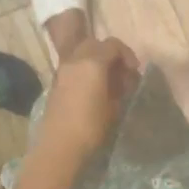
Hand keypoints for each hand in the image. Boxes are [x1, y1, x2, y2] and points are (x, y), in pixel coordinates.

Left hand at [33, 37, 142, 168]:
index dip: (127, 55)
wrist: (60, 144)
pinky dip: (84, 69)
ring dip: (95, 61)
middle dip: (109, 54)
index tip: (134, 71)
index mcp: (92, 62)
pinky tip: (92, 89)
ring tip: (107, 82)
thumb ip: (120, 86)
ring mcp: (62, 70)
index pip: (112, 45)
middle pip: (94, 44)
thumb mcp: (114, 106)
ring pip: (81, 53)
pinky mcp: (55, 82)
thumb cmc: (91, 126)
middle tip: (120, 73)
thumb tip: (122, 80)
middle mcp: (74, 60)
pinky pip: (73, 66)